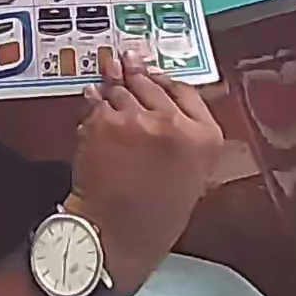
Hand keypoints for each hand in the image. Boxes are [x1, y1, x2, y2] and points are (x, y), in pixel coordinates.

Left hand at [65, 50, 223, 294]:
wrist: (117, 234)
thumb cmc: (154, 214)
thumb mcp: (189, 172)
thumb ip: (182, 133)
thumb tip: (159, 98)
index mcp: (203, 136)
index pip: (184, 89)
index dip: (164, 79)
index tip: (153, 73)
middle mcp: (173, 123)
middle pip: (150, 83)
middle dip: (135, 74)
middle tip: (126, 61)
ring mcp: (137, 119)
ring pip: (121, 88)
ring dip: (112, 86)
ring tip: (109, 77)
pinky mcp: (105, 122)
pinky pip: (97, 101)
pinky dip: (93, 100)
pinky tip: (92, 98)